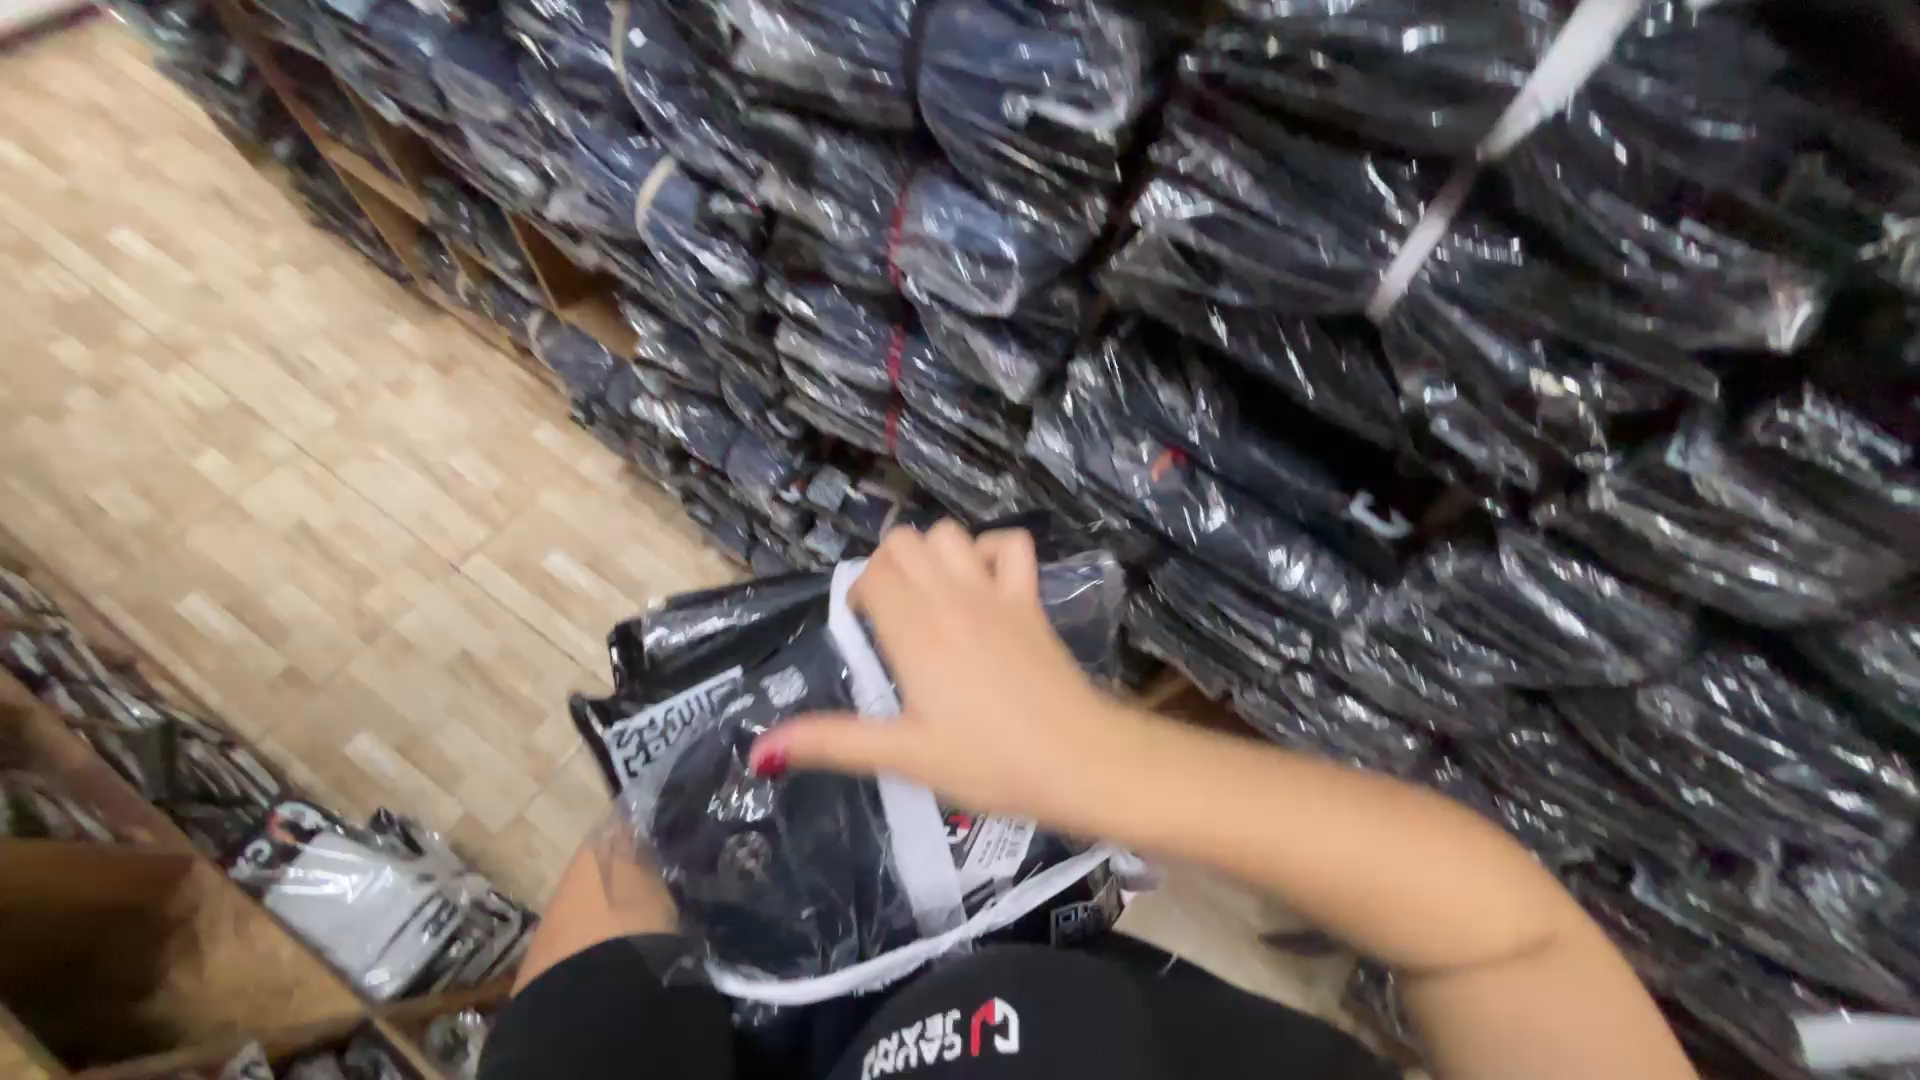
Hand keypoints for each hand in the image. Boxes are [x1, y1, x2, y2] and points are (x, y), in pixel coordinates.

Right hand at [747, 521, 1150, 830]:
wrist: (1079, 759)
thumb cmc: (989, 762)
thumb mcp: (905, 756)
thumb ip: (834, 742)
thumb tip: (762, 748)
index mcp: (914, 633)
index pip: (872, 577)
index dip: (859, 594)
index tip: (864, 630)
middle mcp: (950, 598)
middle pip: (904, 542)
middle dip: (888, 566)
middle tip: (891, 612)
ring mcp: (995, 593)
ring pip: (950, 533)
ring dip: (932, 553)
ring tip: (930, 594)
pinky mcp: (1030, 600)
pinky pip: (1012, 545)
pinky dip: (992, 550)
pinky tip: (983, 581)